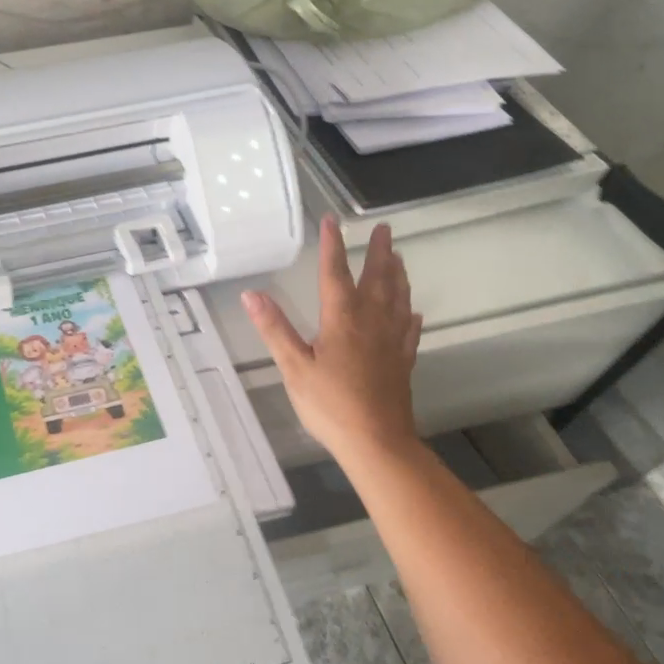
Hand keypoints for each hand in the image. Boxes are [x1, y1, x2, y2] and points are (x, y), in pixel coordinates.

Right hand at [241, 217, 422, 458]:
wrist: (377, 443)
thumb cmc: (330, 405)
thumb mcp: (294, 367)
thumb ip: (275, 329)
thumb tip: (251, 294)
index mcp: (342, 319)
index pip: (335, 273)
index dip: (333, 245)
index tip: (332, 220)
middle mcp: (371, 322)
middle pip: (378, 279)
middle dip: (379, 252)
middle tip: (384, 229)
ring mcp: (391, 342)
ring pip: (398, 299)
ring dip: (397, 275)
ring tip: (398, 257)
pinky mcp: (402, 362)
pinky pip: (409, 330)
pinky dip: (409, 315)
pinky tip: (412, 312)